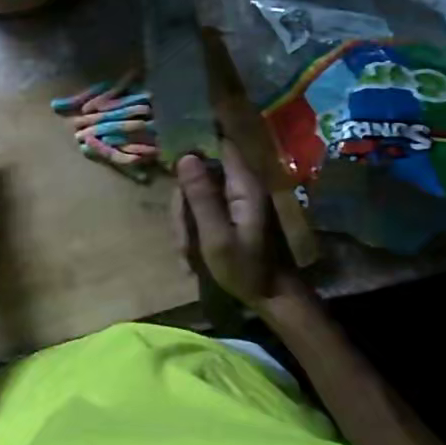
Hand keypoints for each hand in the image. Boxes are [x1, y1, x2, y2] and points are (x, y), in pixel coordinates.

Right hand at [172, 142, 297, 308]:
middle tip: (182, 239)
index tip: (171, 165)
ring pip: (200, 195)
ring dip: (187, 222)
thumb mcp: (216, 237)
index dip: (194, 146)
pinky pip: (206, 210)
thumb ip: (201, 197)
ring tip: (188, 255)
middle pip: (202, 175)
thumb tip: (185, 156)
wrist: (275, 299)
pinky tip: (193, 256)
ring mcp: (239, 201)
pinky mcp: (235, 214)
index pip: (220, 145)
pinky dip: (196, 230)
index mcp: (244, 186)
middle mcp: (243, 187)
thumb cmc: (247, 270)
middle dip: (184, 203)